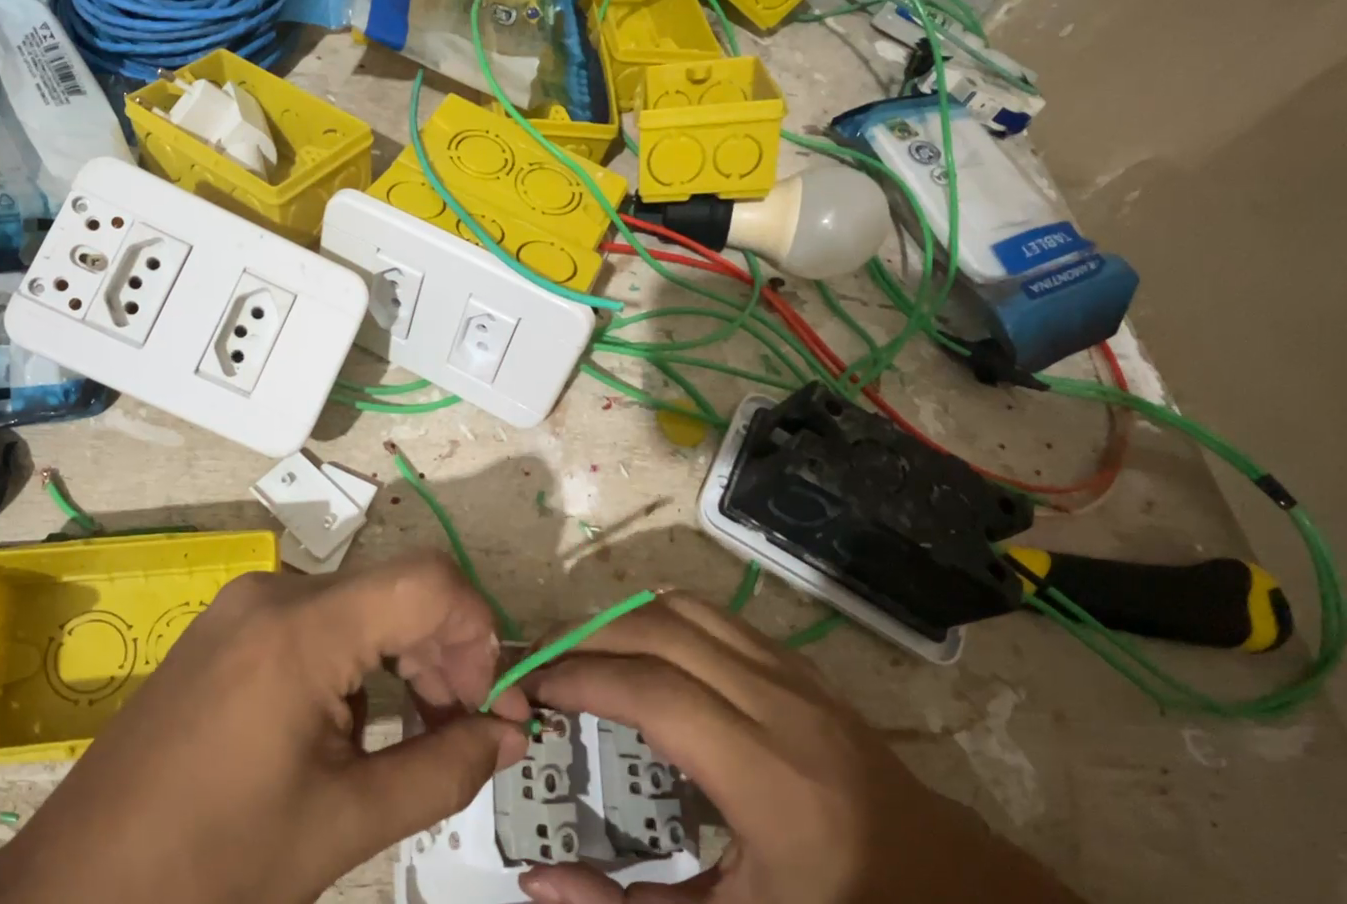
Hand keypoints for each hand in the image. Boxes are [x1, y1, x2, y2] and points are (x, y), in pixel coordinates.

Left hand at [0, 553, 530, 903]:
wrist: (82, 884)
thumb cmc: (215, 859)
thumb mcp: (345, 823)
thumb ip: (444, 771)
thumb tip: (511, 734)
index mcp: (300, 629)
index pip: (429, 581)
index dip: (480, 633)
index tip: (493, 708)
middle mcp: (272, 593)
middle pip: (396, 592)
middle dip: (447, 655)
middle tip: (467, 733)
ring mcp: (242, 608)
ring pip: (359, 608)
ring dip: (404, 663)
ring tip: (417, 739)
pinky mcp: (225, 630)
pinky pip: (317, 625)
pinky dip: (358, 664)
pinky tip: (358, 727)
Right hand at [516, 593, 1084, 903]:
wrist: (951, 891)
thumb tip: (535, 881)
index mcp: (767, 778)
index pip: (652, 693)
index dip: (579, 679)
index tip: (533, 691)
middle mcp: (781, 706)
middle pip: (660, 630)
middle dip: (587, 638)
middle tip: (543, 667)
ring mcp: (798, 677)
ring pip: (687, 608)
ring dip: (622, 620)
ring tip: (583, 655)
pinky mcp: (803, 668)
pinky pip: (716, 618)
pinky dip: (661, 620)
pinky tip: (642, 656)